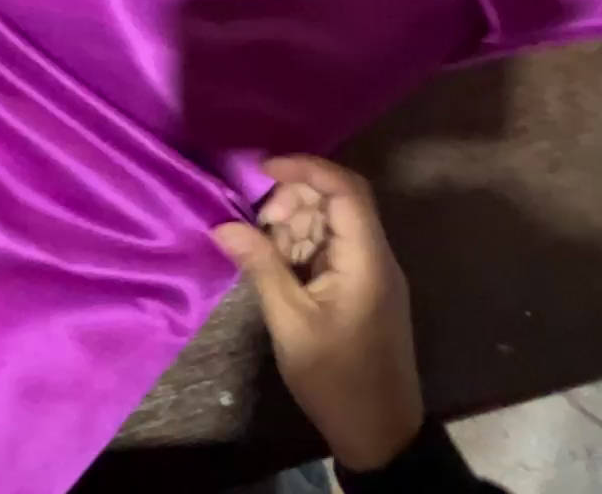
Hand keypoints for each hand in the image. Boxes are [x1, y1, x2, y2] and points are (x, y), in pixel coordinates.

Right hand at [211, 156, 422, 471]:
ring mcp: (367, 271)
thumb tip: (222, 224)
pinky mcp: (356, 285)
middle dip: (292, 197)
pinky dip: (297, 243)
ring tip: (261, 245)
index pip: (346, 190)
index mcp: (366, 260)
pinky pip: (326, 245)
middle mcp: (373, 256)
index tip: (260, 169)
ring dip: (291, 221)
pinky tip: (274, 262)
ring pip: (328, 220)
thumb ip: (260, 265)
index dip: (305, 168)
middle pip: (336, 199)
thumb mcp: (290, 322)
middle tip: (256, 220)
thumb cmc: (336, 378)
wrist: (379, 434)